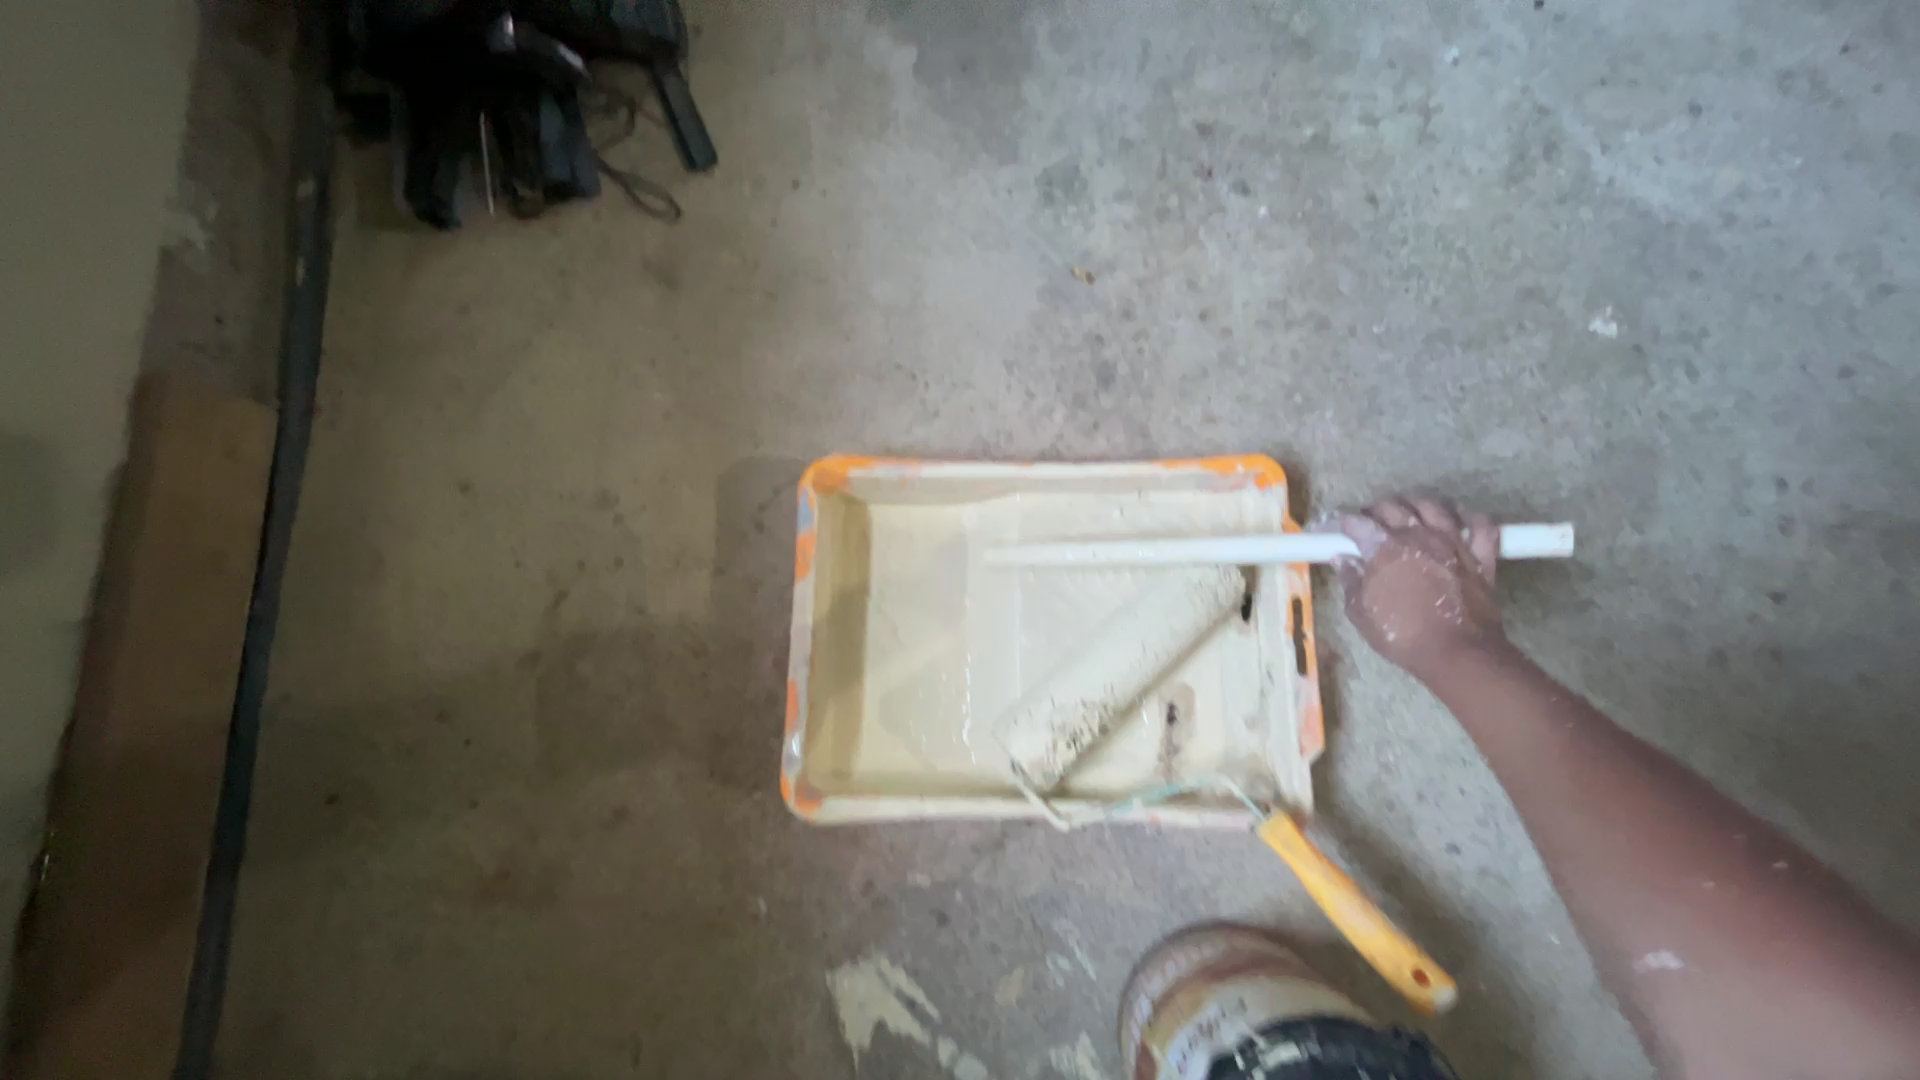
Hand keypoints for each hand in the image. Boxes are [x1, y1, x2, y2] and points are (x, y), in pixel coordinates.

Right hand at [1336, 497, 1505, 679]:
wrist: (1457, 652)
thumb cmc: (1401, 634)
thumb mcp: (1360, 611)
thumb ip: (1351, 580)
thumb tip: (1343, 559)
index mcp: (1384, 548)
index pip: (1356, 523)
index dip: (1338, 524)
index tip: (1329, 532)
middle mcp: (1419, 536)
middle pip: (1393, 507)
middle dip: (1375, 510)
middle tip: (1367, 523)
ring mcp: (1453, 544)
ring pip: (1434, 507)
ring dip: (1416, 505)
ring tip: (1409, 513)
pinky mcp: (1481, 558)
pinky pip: (1482, 527)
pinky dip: (1471, 519)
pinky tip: (1462, 521)